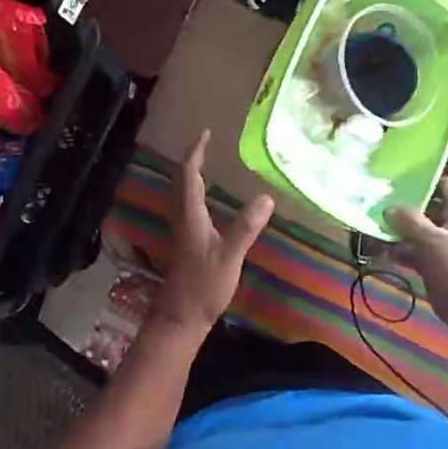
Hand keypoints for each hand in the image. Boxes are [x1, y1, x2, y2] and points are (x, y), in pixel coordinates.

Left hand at [152, 131, 273, 329]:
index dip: (195, 152)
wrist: (181, 314)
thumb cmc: (204, 286)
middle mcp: (181, 217)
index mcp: (190, 215)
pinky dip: (194, 191)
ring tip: (206, 162)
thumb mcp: (230, 256)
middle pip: (181, 179)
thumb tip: (266, 196)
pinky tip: (207, 199)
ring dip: (191, 173)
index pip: (188, 174)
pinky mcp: (184, 240)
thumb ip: (246, 227)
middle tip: (206, 142)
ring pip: (180, 192)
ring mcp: (181, 229)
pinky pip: (186, 205)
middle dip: (192, 158)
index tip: (205, 134)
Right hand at [386, 176, 447, 331]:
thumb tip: (391, 208)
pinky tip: (383, 257)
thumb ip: (409, 221)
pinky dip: (403, 254)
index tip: (396, 184)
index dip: (424, 181)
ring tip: (372, 236)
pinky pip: (420, 254)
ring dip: (399, 235)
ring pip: (421, 233)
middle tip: (375, 209)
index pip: (446, 184)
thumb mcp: (431, 240)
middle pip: (429, 209)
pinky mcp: (443, 267)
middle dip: (403, 210)